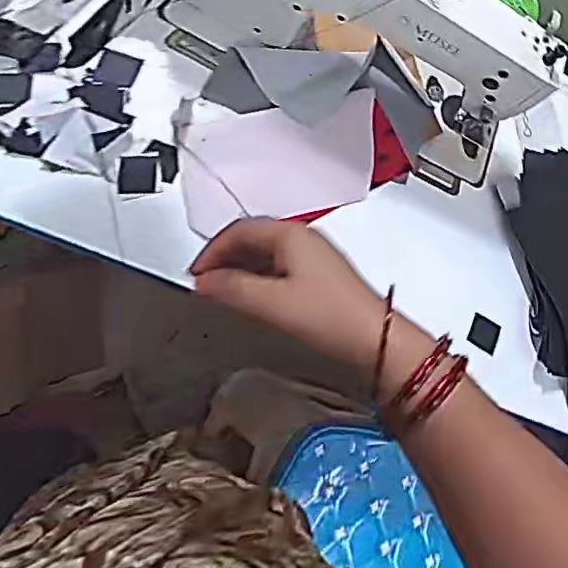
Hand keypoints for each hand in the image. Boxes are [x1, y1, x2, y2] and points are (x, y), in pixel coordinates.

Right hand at [189, 218, 391, 375]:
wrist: (373, 337)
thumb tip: (205, 281)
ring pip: (267, 251)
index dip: (212, 250)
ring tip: (223, 291)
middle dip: (225, 257)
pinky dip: (259, 277)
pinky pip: (281, 265)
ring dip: (241, 268)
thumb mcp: (271, 303)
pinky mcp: (321, 274)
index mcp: (292, 235)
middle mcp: (305, 238)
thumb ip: (233, 289)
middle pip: (254, 237)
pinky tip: (253, 297)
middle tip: (205, 280)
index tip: (195, 272)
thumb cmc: (332, 316)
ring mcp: (315, 255)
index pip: (240, 229)